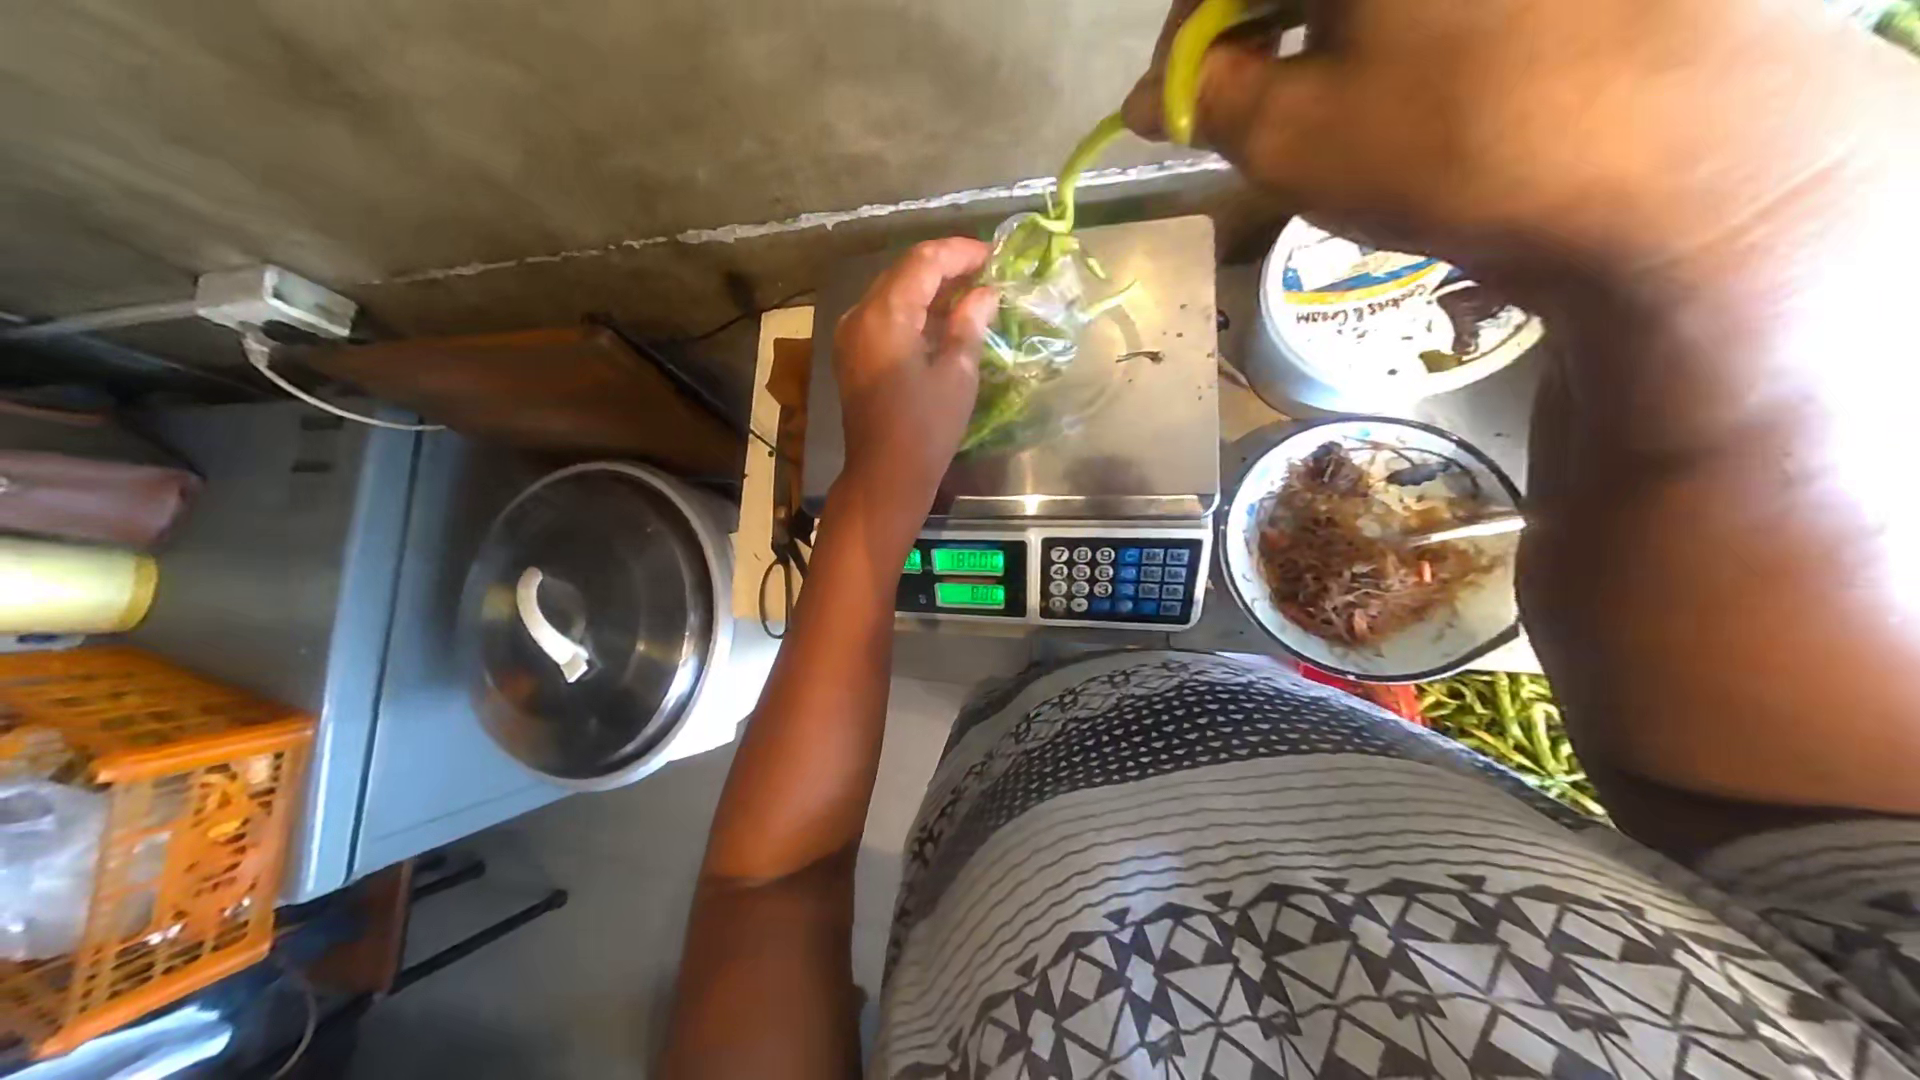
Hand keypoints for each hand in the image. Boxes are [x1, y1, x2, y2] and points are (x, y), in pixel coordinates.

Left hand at [831, 238, 996, 518]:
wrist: (885, 475)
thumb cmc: (926, 428)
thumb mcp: (957, 373)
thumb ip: (969, 324)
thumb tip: (985, 294)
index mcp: (885, 314)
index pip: (923, 261)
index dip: (960, 252)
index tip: (994, 257)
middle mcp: (860, 315)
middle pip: (904, 271)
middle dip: (945, 267)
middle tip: (985, 274)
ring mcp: (851, 335)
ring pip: (893, 293)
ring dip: (930, 289)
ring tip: (970, 294)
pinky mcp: (853, 354)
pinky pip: (884, 317)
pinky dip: (913, 312)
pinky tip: (942, 321)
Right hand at [1124, 0, 1919, 297]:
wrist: (1668, 163)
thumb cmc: (1446, 142)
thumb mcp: (1290, 136)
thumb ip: (1206, 101)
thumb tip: (1151, 96)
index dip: (1182, 40)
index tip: (1169, 106)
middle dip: (1243, 35)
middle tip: (1232, 113)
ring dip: (1306, 33)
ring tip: (1304, 109)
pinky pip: (1413, 2)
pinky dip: (1371, 28)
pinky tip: (1375, 82)